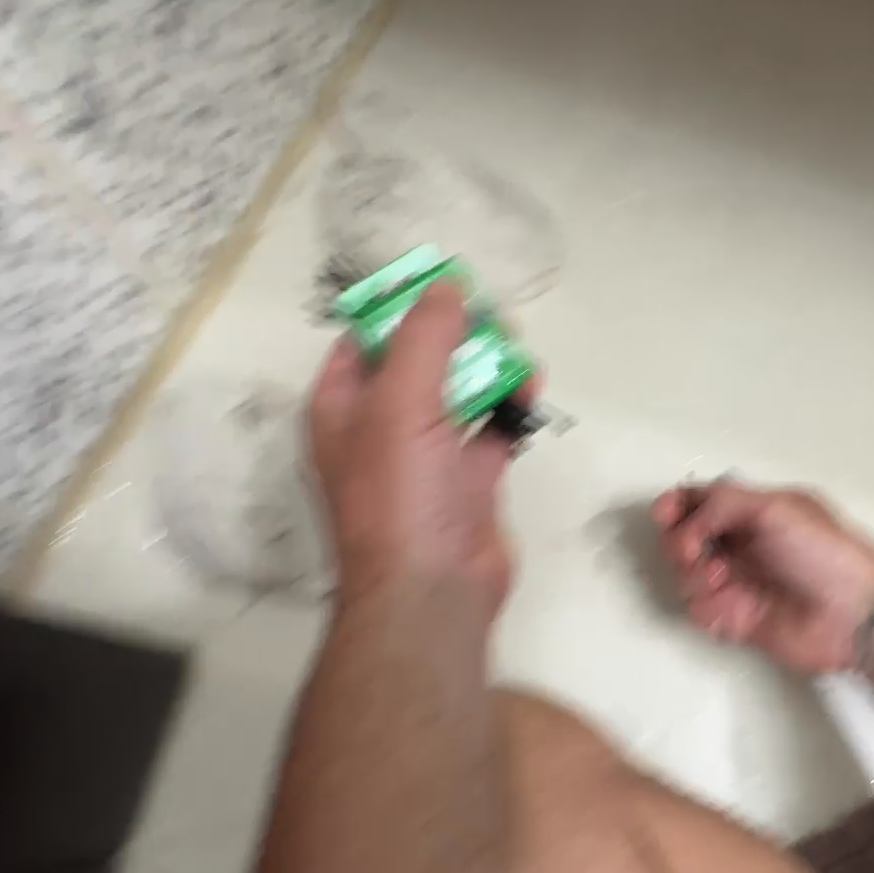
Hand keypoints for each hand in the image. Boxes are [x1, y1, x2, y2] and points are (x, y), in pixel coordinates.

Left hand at [310, 283, 524, 614]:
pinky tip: (530, 392)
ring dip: (489, 370)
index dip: (398, 310)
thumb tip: (448, 285)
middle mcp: (382, 428)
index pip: (364, 342)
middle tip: (493, 319)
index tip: (442, 288)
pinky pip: (491, 429)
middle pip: (419, 363)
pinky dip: (510, 408)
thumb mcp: (401, 403)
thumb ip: (425, 338)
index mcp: (343, 408)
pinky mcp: (469, 479)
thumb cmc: (399, 493)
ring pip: (459, 394)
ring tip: (519, 354)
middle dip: (456, 337)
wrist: (435, 587)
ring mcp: (428, 456)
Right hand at [652, 480, 873, 673]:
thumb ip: (722, 504)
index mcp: (752, 511)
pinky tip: (729, 608)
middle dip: (679, 544)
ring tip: (723, 582)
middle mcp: (740, 544)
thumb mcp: (776, 509)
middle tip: (695, 553)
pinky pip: (700, 610)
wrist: (855, 615)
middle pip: (681, 538)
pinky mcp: (736, 619)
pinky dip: (707, 608)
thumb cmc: (821, 552)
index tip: (665, 515)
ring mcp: (736, 582)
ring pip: (686, 576)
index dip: (675, 506)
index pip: (699, 501)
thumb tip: (686, 525)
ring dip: (695, 577)